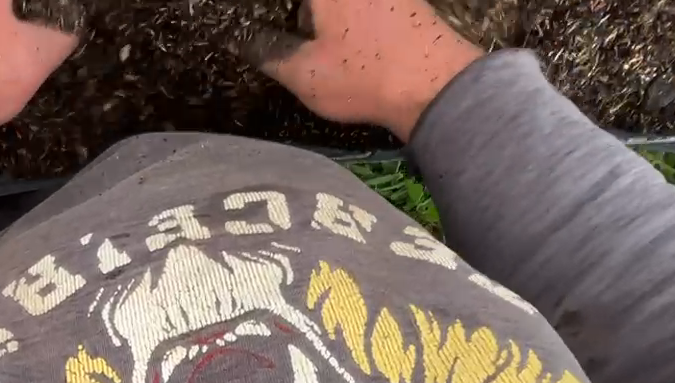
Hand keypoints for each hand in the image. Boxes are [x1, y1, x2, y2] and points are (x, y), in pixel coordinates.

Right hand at [247, 0, 483, 140]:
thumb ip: (267, 51)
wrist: (433, 82)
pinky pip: (359, 7)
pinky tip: (339, 39)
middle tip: (274, 36)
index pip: (285, 1)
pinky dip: (344, 18)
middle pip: (310, 3)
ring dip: (318, 19)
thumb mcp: (303, 72)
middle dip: (295, 16)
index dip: (266, 12)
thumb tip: (242, 39)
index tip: (245, 23)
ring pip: (333, 6)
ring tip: (308, 41)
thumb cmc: (361, 75)